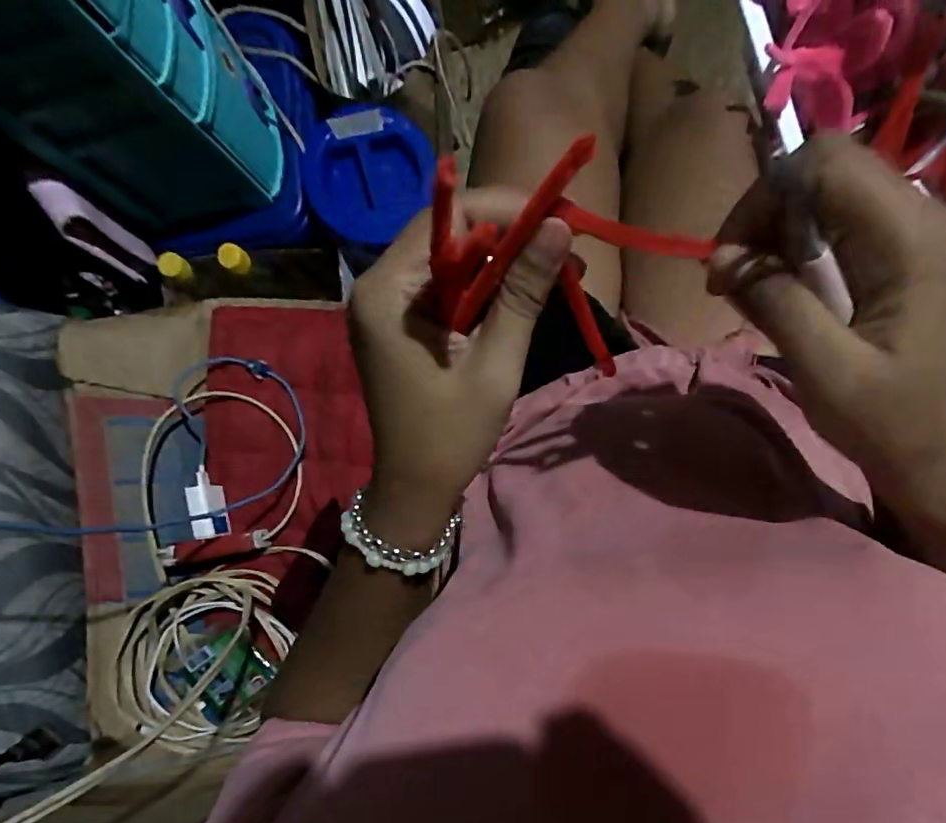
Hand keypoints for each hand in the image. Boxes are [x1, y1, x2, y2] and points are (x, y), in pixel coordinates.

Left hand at [348, 189, 571, 545]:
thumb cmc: (451, 438)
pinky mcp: (404, 323)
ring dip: (504, 259)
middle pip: (448, 233)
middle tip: (566, 247)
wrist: (415, 489)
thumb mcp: (494, 367)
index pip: (447, 218)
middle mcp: (379, 286)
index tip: (558, 218)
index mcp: (388, 292)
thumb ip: (522, 296)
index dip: (505, 209)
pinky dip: (488, 287)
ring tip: (557, 268)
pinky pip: (449, 287)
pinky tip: (525, 292)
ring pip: (453, 258)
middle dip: (510, 234)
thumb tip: (560, 230)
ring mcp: (389, 305)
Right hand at [707, 135, 945, 496]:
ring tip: (752, 289)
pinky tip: (784, 291)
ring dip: (780, 234)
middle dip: (767, 216)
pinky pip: (844, 224)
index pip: (826, 165)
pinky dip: (802, 249)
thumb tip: (722, 258)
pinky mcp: (908, 251)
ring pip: (831, 194)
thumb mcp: (822, 368)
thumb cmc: (882, 420)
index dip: (764, 200)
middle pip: (829, 170)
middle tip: (734, 276)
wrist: (930, 454)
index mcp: (913, 237)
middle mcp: (926, 214)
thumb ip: (776, 303)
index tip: (730, 259)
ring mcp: (921, 231)